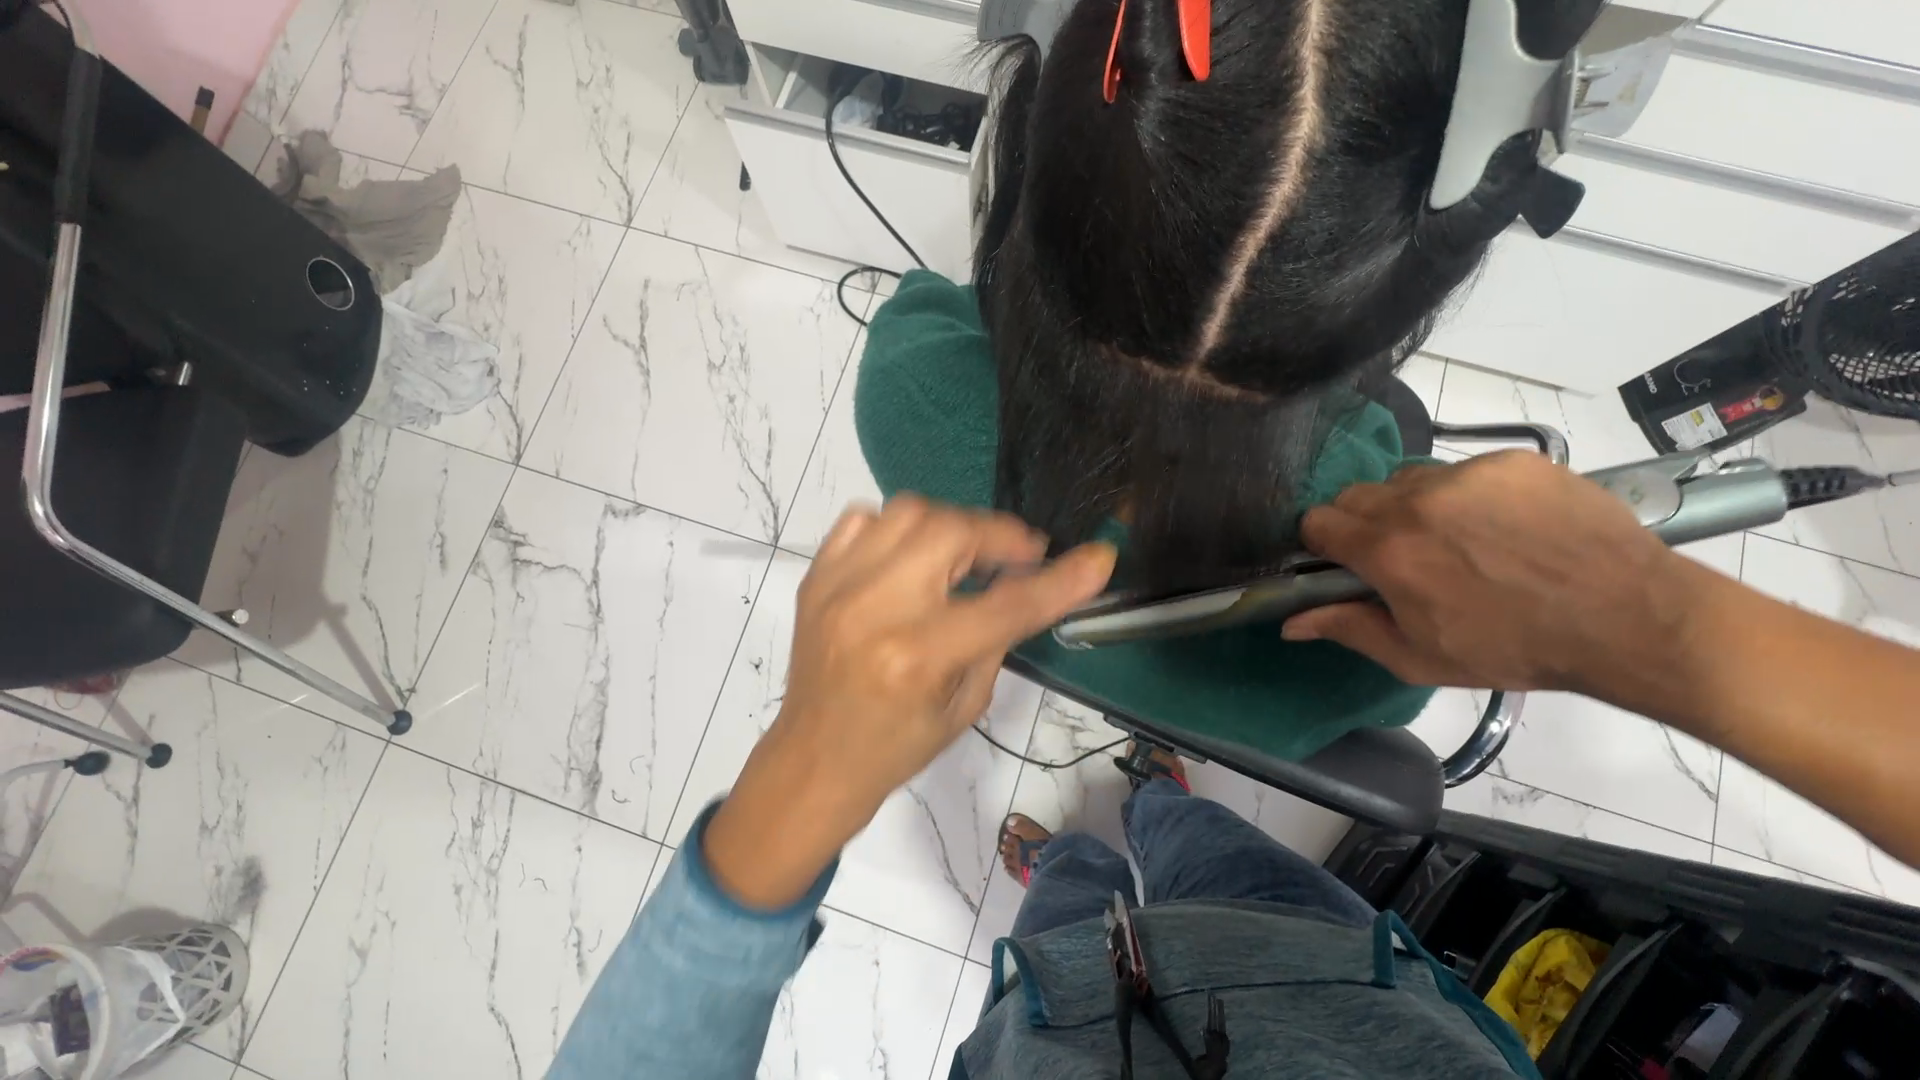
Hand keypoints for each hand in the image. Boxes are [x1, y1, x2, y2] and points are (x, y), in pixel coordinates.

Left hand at [706, 496, 1115, 908]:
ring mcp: (837, 585)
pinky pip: (864, 519)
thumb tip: (1031, 582)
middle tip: (1020, 556)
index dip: (1059, 579)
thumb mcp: (967, 703)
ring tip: (968, 553)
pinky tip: (914, 555)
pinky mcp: (816, 577)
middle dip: (999, 536)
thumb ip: (998, 635)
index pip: (1005, 604)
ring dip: (952, 525)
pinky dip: (899, 528)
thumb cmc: (897, 746)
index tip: (1096, 558)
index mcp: (917, 657)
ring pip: (909, 511)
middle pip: (952, 532)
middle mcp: (874, 609)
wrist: (813, 760)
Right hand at [1281, 451, 1712, 697]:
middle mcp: (1416, 502)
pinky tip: (1502, 525)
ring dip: (1412, 506)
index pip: (1317, 522)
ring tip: (1456, 539)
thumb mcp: (1419, 657)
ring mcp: (1467, 475)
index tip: (1344, 564)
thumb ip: (1348, 629)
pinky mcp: (1512, 461)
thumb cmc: (1513, 647)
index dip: (1322, 545)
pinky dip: (1467, 495)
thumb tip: (1291, 622)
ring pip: (1408, 479)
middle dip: (1363, 524)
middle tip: (1401, 556)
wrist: (1628, 617)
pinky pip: (1464, 470)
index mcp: (1387, 551)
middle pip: (1355, 495)